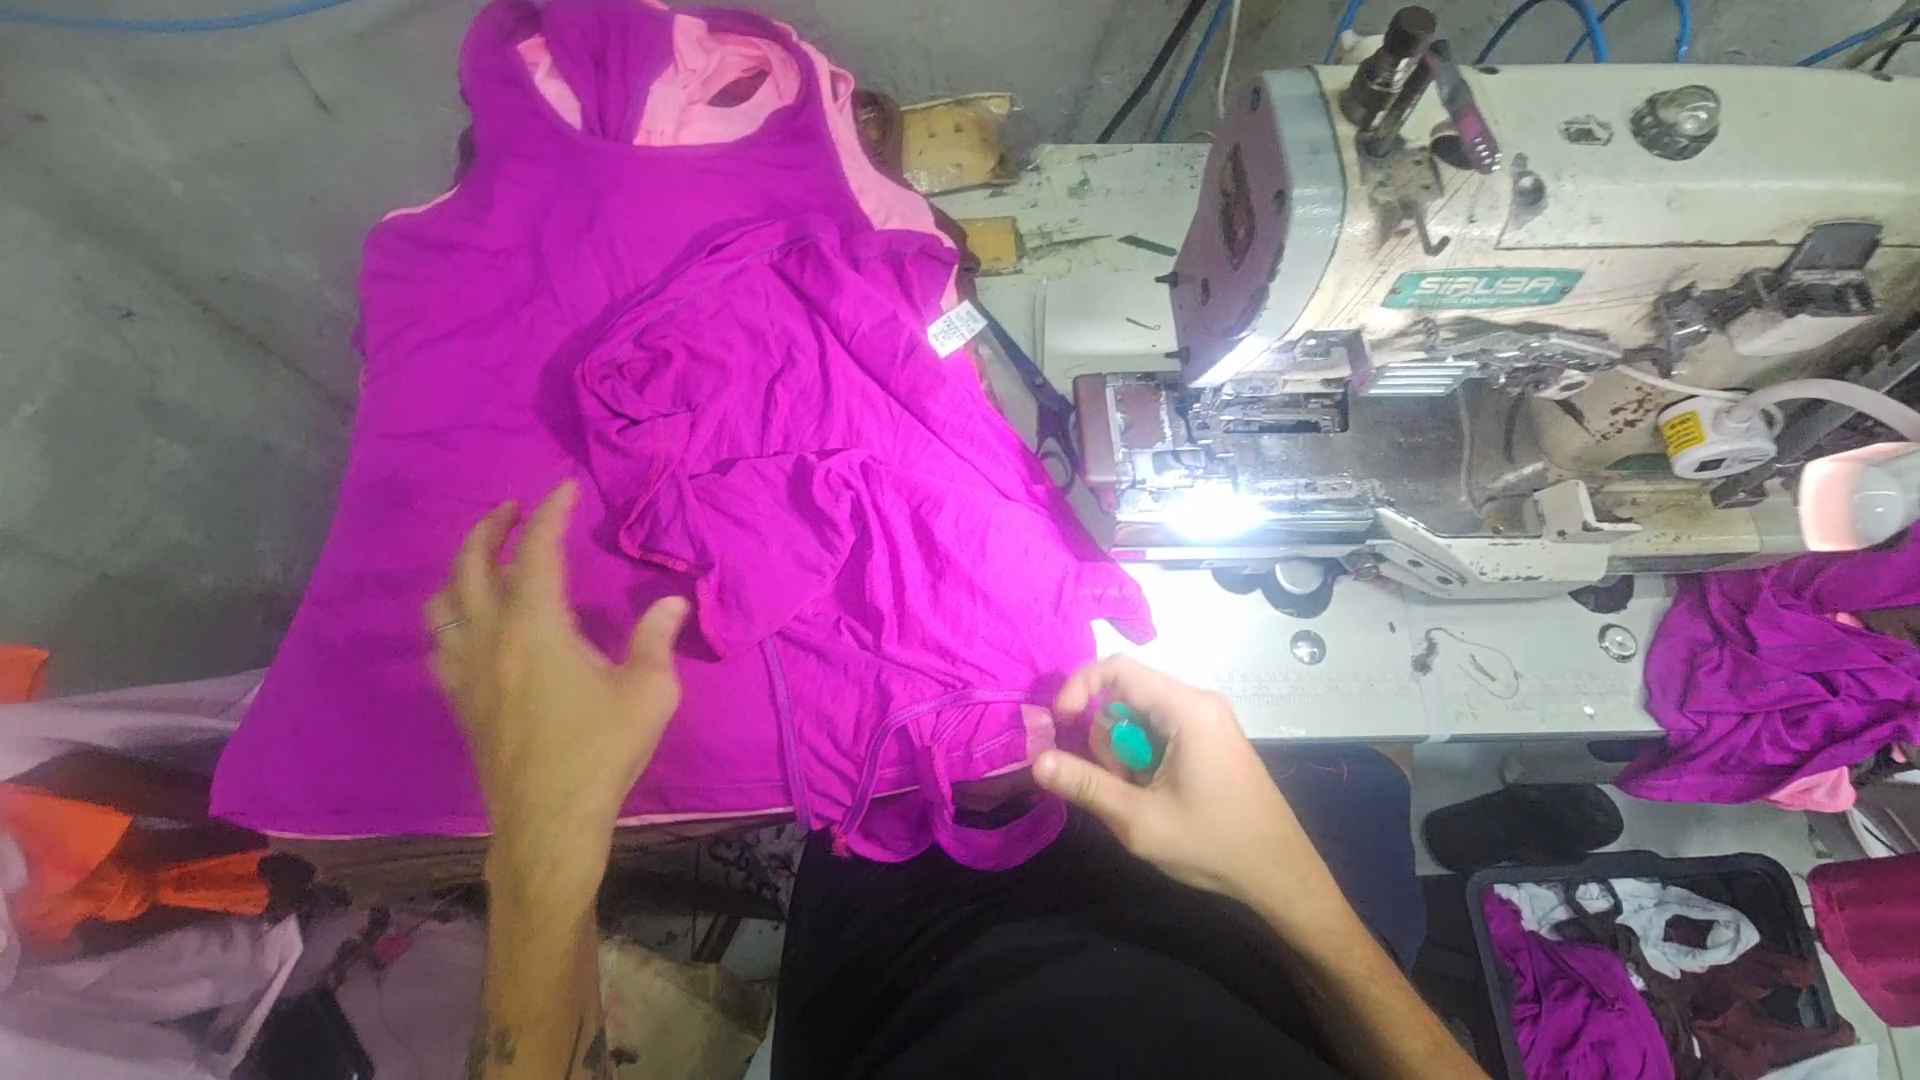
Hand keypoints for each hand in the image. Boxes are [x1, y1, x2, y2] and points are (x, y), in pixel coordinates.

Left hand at [426, 482, 688, 879]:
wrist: (548, 819)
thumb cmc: (602, 750)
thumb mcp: (649, 691)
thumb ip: (656, 638)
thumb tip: (672, 601)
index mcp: (537, 628)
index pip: (538, 554)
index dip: (550, 516)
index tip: (563, 489)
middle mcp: (490, 638)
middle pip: (471, 566)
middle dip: (491, 528)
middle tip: (513, 510)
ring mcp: (466, 671)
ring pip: (444, 603)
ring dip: (462, 570)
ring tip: (488, 561)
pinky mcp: (459, 700)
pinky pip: (440, 642)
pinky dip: (452, 617)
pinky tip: (472, 625)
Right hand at [1032, 657, 1344, 932]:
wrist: (1282, 876)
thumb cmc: (1213, 845)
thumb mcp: (1139, 820)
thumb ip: (1086, 785)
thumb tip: (1037, 761)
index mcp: (1187, 709)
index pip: (1116, 670)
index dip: (1078, 689)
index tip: (1059, 726)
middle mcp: (1199, 702)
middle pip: (1126, 696)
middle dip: (1107, 738)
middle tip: (1116, 785)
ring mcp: (1208, 720)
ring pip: (1140, 717)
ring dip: (1125, 753)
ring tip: (1141, 797)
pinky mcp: (1211, 738)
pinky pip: (1159, 730)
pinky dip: (1144, 758)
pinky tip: (1157, 795)